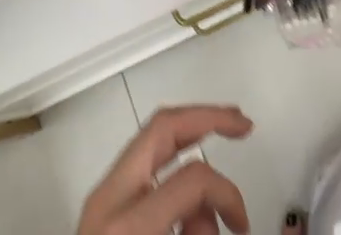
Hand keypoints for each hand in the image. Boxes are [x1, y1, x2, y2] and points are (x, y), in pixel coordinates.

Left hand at [78, 105, 254, 234]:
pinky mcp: (97, 211)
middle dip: (207, 118)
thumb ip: (200, 233)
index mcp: (129, 225)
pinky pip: (140, 173)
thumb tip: (216, 216)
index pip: (193, 177)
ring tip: (210, 223)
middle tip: (242, 124)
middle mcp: (108, 200)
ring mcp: (98, 201)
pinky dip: (168, 180)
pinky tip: (185, 219)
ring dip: (188, 163)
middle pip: (162, 127)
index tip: (242, 225)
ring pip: (151, 146)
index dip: (228, 194)